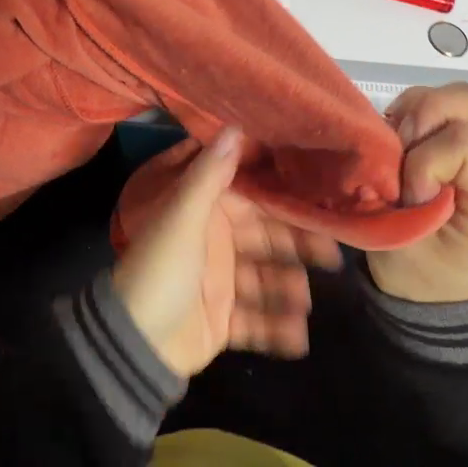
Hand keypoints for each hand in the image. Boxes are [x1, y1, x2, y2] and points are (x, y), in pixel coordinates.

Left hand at [113, 129, 344, 376]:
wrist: (136, 341)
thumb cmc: (160, 269)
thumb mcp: (182, 217)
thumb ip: (209, 175)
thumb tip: (234, 125)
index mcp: (202, 212)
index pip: (250, 199)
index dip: (282, 199)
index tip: (320, 200)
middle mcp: (214, 242)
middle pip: (265, 239)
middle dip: (296, 248)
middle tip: (331, 259)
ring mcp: (219, 282)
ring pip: (266, 279)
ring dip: (288, 290)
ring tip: (305, 304)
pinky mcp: (223, 319)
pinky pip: (257, 320)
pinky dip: (277, 328)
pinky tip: (298, 339)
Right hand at [366, 83, 467, 303]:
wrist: (445, 302)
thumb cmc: (423, 281)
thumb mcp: (401, 249)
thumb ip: (395, 198)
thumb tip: (384, 151)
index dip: (425, 159)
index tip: (408, 192)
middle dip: (435, 108)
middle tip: (403, 138)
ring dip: (428, 107)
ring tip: (402, 138)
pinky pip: (458, 107)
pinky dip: (424, 111)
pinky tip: (405, 137)